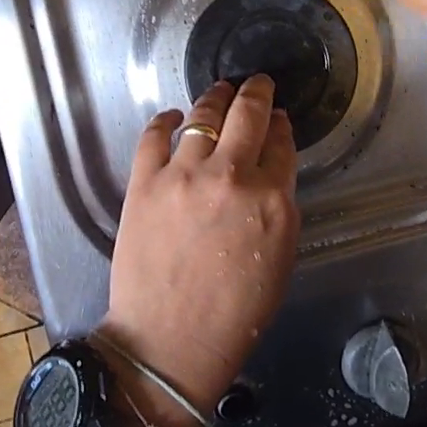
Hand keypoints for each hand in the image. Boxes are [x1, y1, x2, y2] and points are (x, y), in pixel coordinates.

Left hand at [96, 75, 298, 426]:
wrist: (169, 343)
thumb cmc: (236, 314)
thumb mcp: (280, 258)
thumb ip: (280, 205)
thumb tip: (271, 165)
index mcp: (273, 200)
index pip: (282, 144)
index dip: (281, 125)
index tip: (279, 117)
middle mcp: (231, 177)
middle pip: (248, 115)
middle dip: (257, 92)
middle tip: (258, 83)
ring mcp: (184, 175)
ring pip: (203, 115)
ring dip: (215, 98)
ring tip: (219, 90)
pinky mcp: (144, 182)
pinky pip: (154, 135)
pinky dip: (165, 119)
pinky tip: (173, 116)